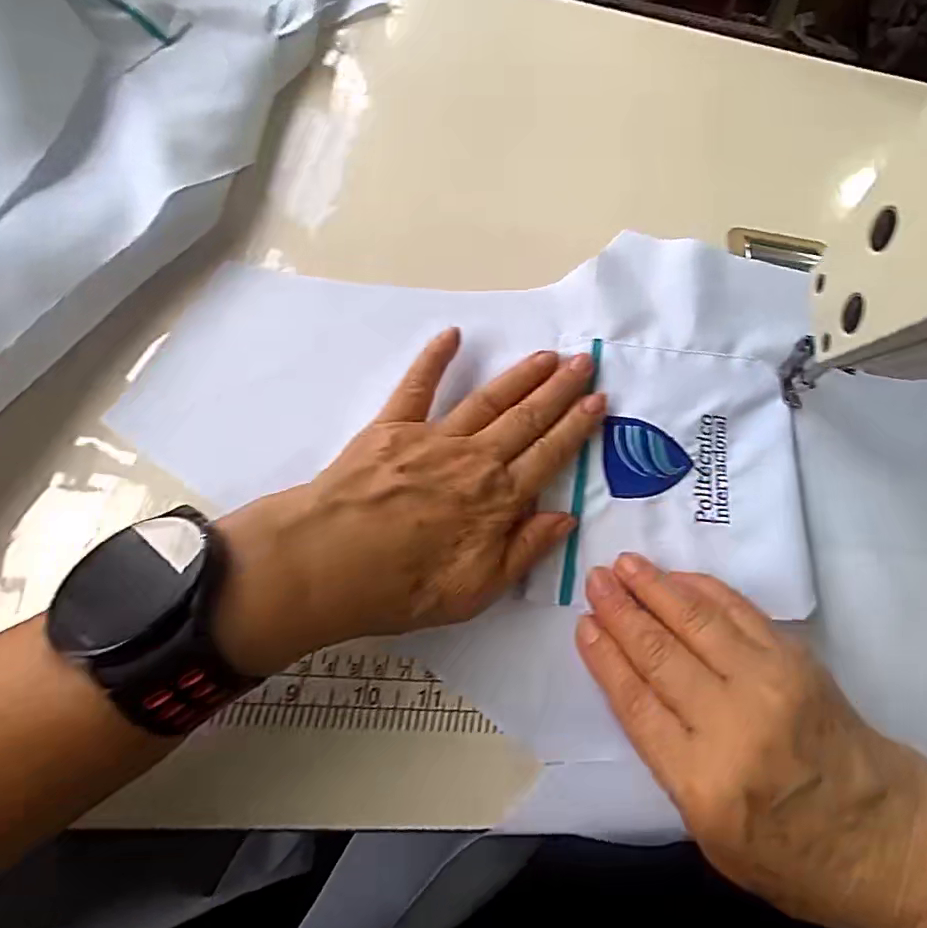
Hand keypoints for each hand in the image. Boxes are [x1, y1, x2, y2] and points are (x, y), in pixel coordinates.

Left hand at [212, 328, 606, 674]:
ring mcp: (432, 439)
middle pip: (527, 419)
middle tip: (585, 362)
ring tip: (546, 356)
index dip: (577, 427)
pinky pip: (418, 386)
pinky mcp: (391, 427)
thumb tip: (565, 517)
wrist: (328, 565)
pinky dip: (435, 359)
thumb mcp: (476, 591)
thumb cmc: (402, 588)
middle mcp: (474, 460)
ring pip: (488, 400)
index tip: (598, 401)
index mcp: (497, 500)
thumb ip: (524, 551)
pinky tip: (452, 336)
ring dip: (520, 376)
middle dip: (560, 390)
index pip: (549, 456)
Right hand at [575, 554, 926, 927]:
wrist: (893, 841)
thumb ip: (669, 762)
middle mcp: (733, 726)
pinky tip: (677, 577)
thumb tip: (635, 687)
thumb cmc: (792, 853)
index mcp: (702, 782)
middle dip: (621, 613)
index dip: (606, 658)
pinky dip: (704, 590)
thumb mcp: (711, 836)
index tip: (583, 625)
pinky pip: (740, 613)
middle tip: (595, 580)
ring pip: (696, 624)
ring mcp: (770, 686)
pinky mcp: (797, 663)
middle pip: (659, 655)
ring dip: (655, 588)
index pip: (636, 703)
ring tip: (625, 564)